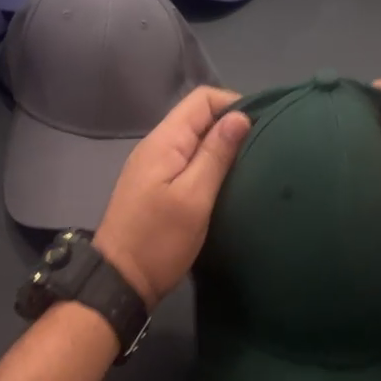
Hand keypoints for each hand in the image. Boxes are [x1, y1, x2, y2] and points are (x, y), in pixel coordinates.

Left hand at [93, 86, 249, 307]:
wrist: (120, 281)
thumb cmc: (159, 240)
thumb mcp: (194, 198)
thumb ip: (216, 155)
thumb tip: (240, 116)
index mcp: (165, 140)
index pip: (202, 98)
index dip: (233, 105)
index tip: (260, 128)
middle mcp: (157, 144)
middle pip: (198, 115)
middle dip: (230, 124)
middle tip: (261, 148)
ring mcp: (154, 164)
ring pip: (194, 138)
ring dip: (220, 145)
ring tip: (248, 165)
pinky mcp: (156, 184)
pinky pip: (186, 158)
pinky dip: (208, 162)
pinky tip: (225, 181)